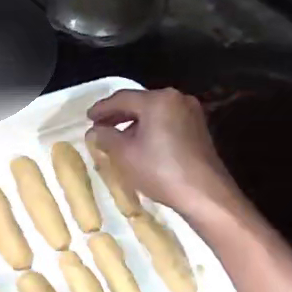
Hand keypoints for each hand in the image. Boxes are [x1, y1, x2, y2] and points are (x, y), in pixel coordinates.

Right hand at [85, 88, 243, 216]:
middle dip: (117, 114)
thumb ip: (105, 137)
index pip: (122, 98)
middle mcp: (176, 99)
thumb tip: (94, 130)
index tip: (87, 118)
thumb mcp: (124, 154)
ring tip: (116, 137)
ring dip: (132, 122)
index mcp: (158, 100)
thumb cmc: (160, 171)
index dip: (101, 108)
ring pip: (153, 112)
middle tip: (99, 126)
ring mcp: (190, 112)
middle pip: (139, 102)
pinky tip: (139, 143)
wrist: (204, 193)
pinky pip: (166, 121)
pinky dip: (149, 128)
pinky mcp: (197, 128)